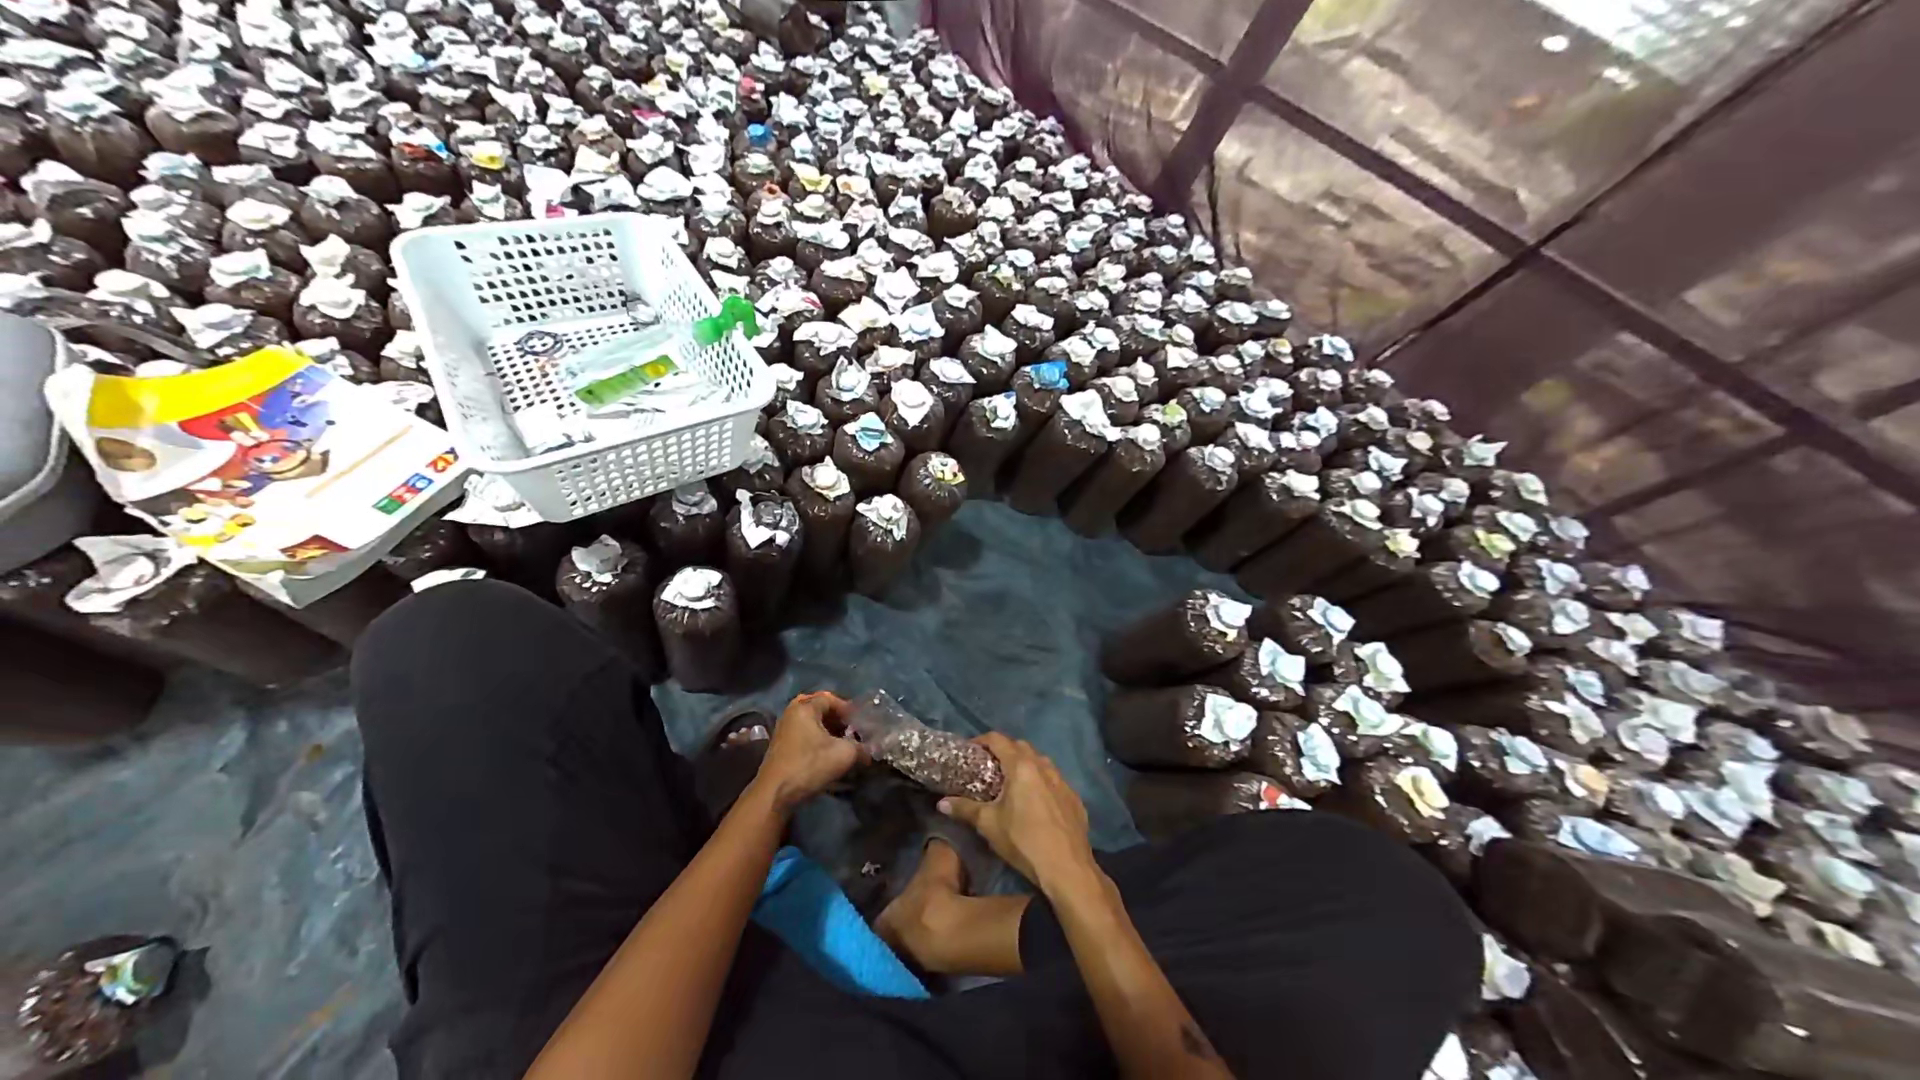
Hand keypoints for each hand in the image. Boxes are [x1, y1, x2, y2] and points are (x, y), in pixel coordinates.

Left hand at [753, 692, 862, 812]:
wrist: (776, 794)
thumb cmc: (810, 766)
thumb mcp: (844, 754)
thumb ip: (861, 748)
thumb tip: (869, 751)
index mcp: (804, 708)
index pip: (830, 698)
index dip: (848, 709)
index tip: (860, 723)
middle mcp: (791, 714)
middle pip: (818, 709)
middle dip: (836, 719)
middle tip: (850, 730)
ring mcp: (783, 731)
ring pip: (810, 724)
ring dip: (827, 731)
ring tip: (842, 744)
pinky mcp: (780, 748)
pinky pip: (803, 736)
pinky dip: (817, 741)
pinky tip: (827, 755)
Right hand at [939, 733, 1099, 895]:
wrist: (1067, 868)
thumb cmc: (1023, 841)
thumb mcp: (988, 824)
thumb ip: (964, 809)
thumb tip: (941, 803)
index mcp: (1021, 766)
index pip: (998, 739)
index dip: (981, 740)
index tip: (970, 750)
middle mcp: (1044, 767)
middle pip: (1021, 747)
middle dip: (1004, 751)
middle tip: (989, 767)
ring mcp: (1063, 782)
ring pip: (1041, 762)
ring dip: (1025, 765)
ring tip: (1012, 783)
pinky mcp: (1074, 798)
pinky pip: (1054, 781)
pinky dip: (1042, 783)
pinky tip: (1036, 803)